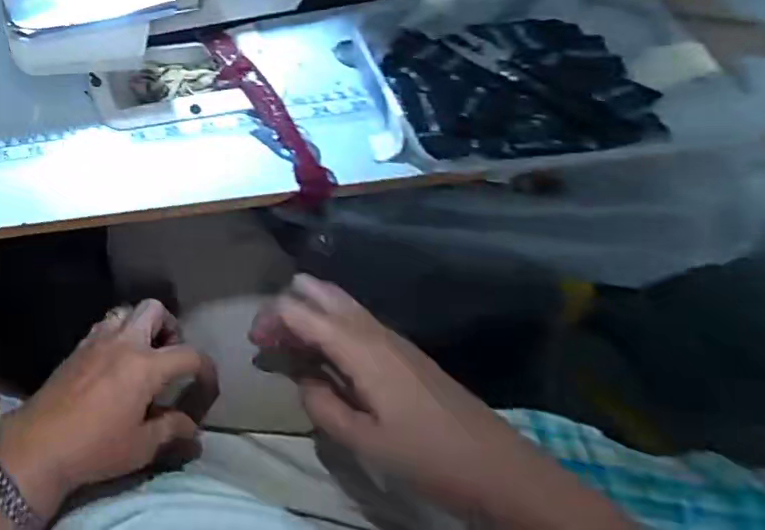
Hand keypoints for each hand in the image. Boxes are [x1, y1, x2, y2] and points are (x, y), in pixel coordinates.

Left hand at [0, 300, 219, 514]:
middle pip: (153, 308)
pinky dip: (118, 333)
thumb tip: (191, 427)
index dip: (206, 368)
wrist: (43, 440)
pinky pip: (104, 324)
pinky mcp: (78, 345)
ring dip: (140, 325)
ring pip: (125, 310)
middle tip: (171, 357)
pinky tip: (116, 363)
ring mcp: (97, 339)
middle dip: (170, 327)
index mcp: (145, 365)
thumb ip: (171, 429)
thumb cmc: (98, 446)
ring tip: (144, 357)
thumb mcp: (143, 446)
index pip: (188, 354)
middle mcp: (122, 341)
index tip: (208, 386)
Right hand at [251, 275, 634, 529]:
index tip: (256, 345)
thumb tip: (301, 380)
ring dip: (308, 311)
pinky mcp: (405, 350)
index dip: (268, 318)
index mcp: (357, 346)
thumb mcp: (366, 443)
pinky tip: (329, 353)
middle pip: (316, 291)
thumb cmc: (432, 458)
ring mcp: (391, 336)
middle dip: (286, 306)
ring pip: (337, 300)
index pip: (296, 308)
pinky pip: (354, 317)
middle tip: (272, 337)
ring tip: (293, 341)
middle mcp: (371, 329)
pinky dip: (329, 322)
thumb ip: (322, 407)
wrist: (508, 473)